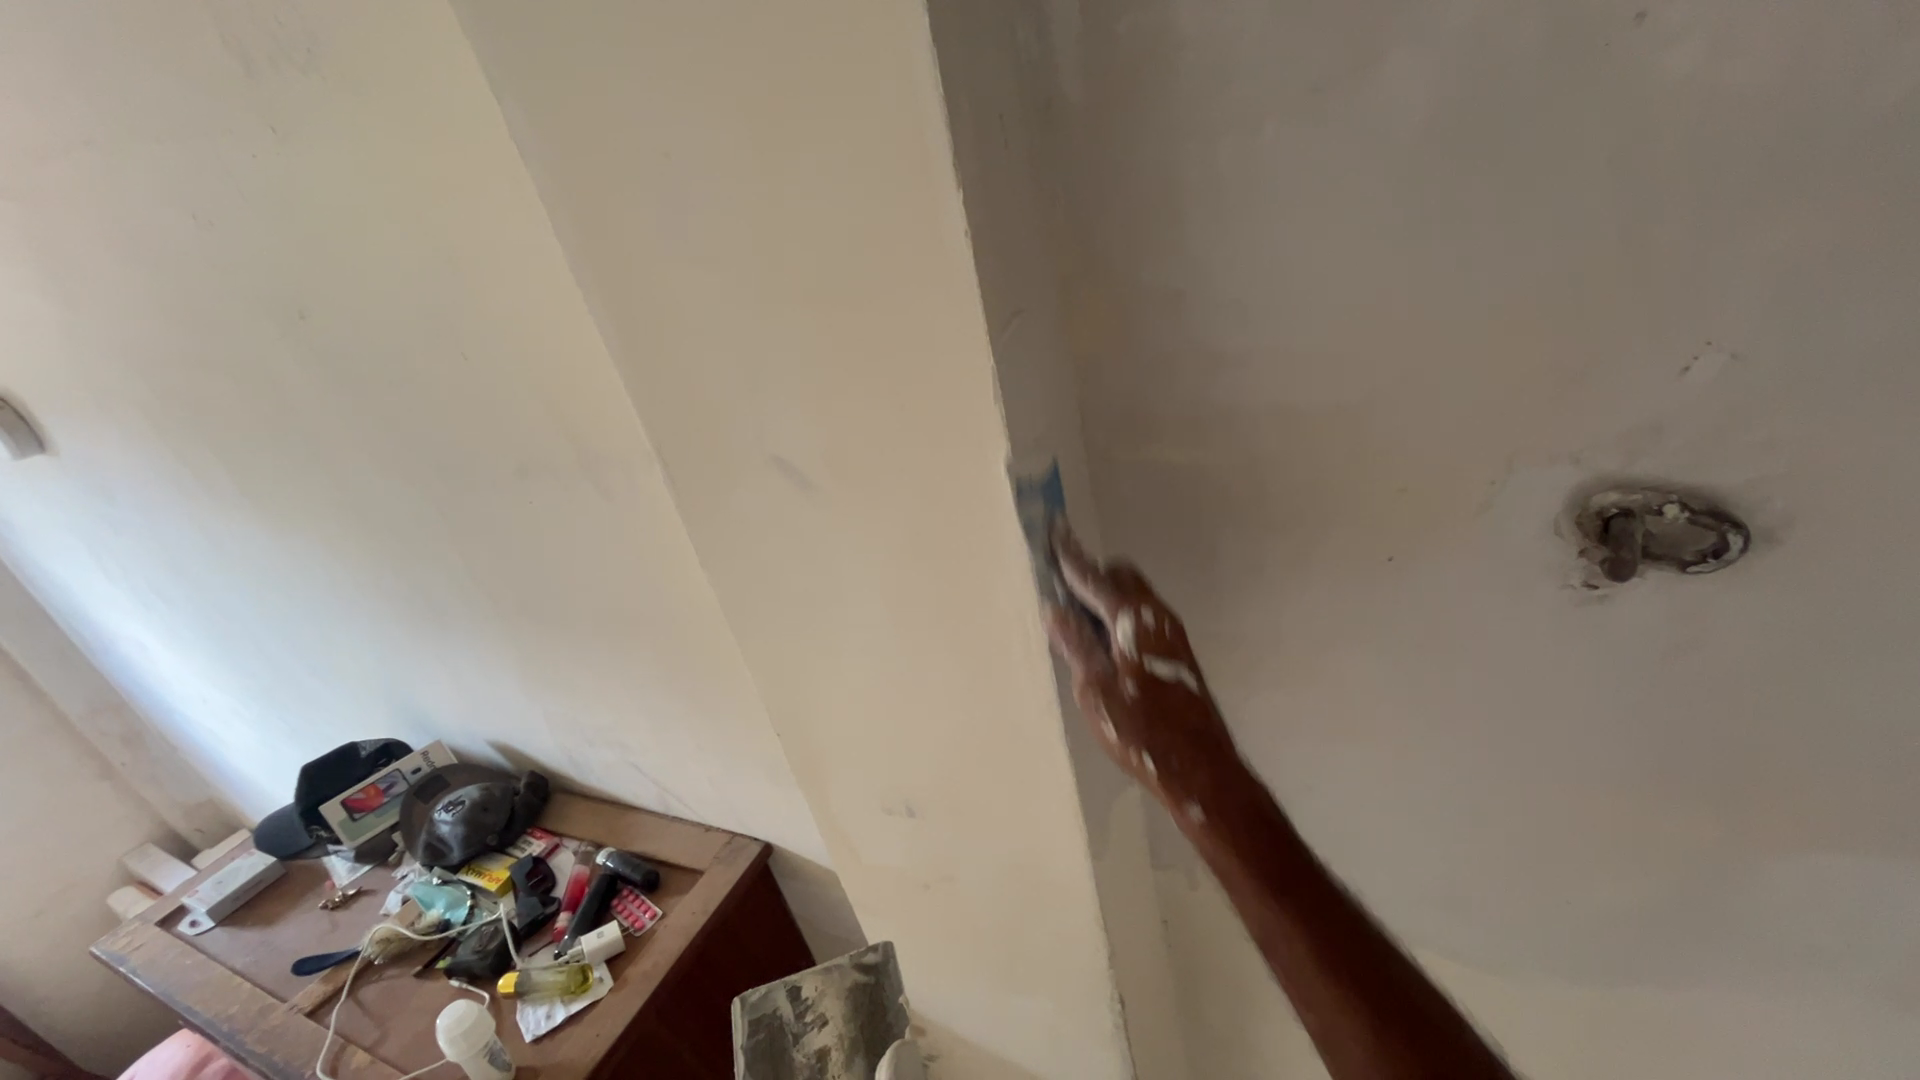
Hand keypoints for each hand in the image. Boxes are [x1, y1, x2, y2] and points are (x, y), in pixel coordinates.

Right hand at [1043, 521, 1236, 805]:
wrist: (1199, 765)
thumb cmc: (1140, 729)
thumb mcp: (1094, 689)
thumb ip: (1075, 644)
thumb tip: (1054, 607)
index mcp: (1130, 618)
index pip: (1093, 576)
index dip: (1069, 556)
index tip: (1053, 533)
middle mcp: (1154, 614)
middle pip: (1120, 575)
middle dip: (1090, 574)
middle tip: (1060, 594)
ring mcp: (1169, 631)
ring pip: (1132, 595)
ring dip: (1104, 597)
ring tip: (1076, 624)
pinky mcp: (1174, 650)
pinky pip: (1140, 615)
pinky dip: (1117, 616)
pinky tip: (1102, 647)